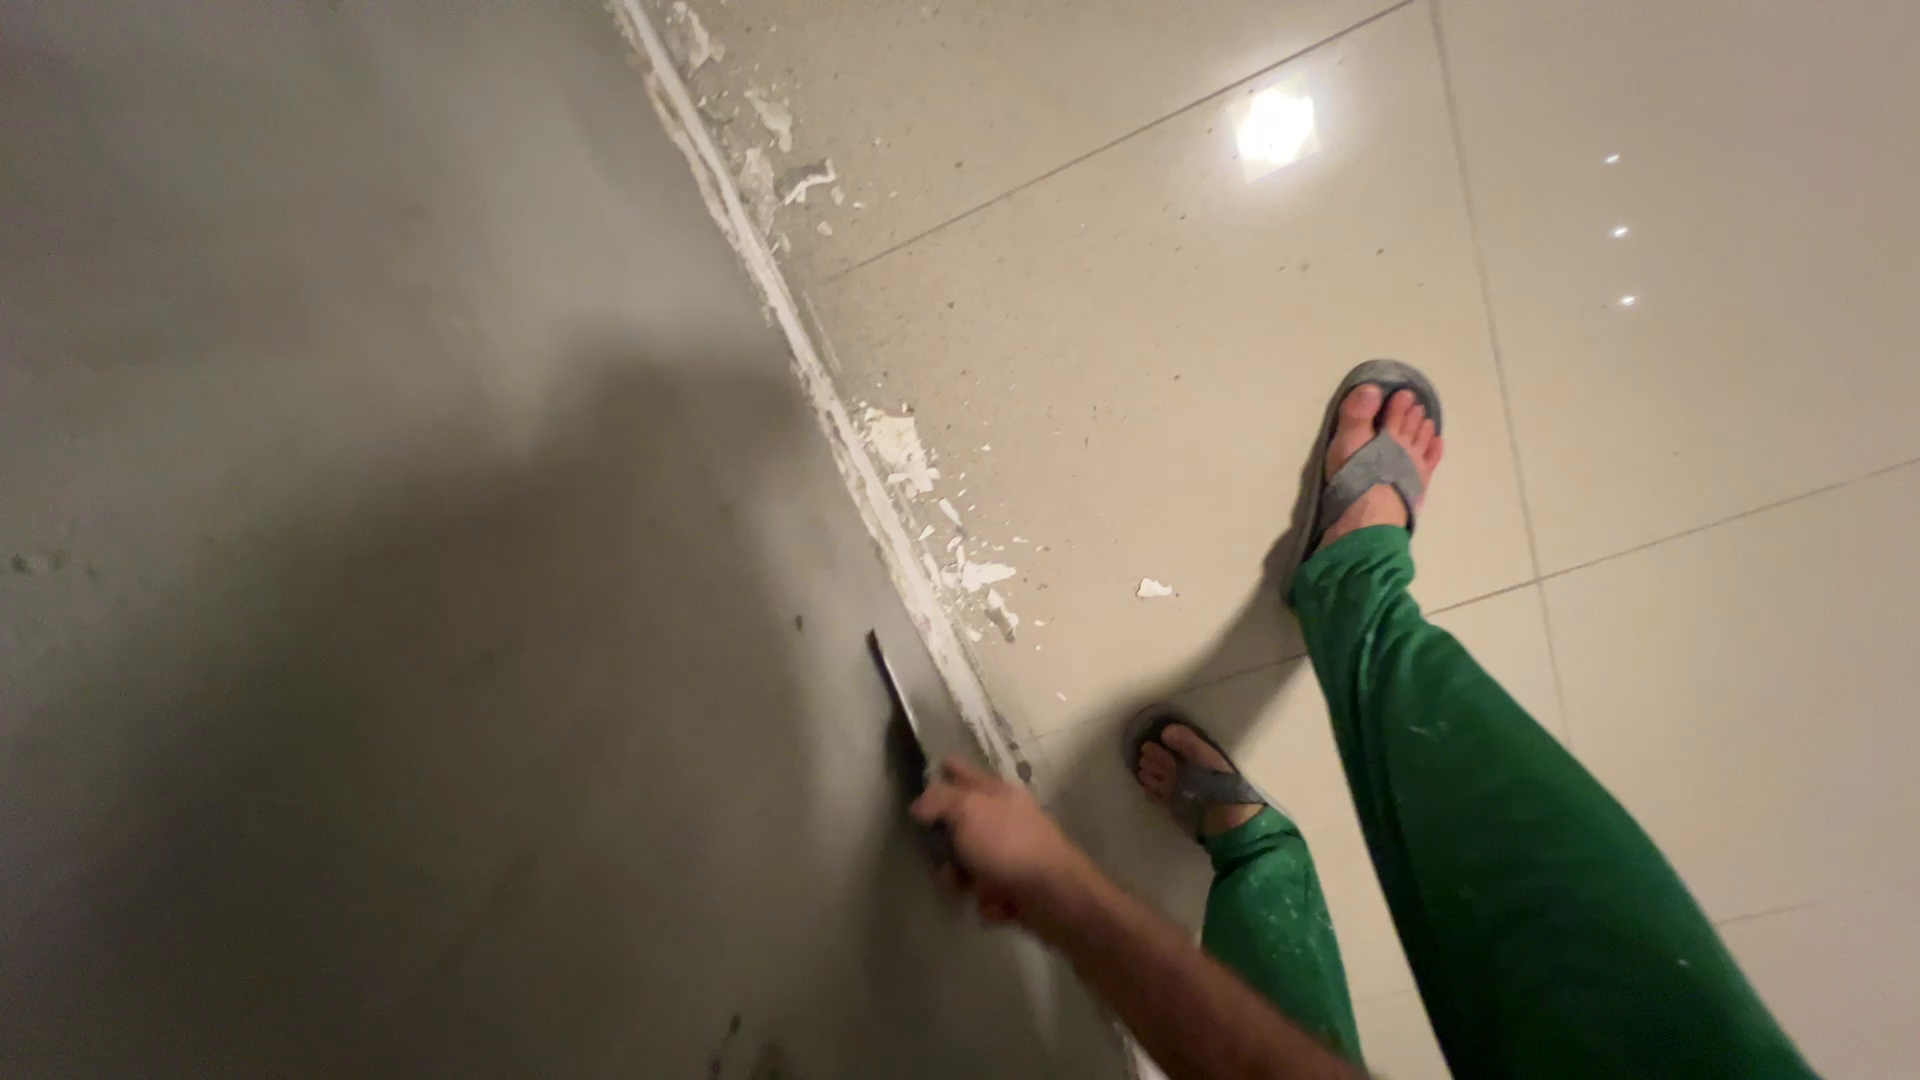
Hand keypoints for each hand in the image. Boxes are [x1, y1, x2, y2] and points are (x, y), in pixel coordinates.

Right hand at [910, 755, 1103, 935]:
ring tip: (966, 888)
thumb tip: (919, 802)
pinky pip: (989, 891)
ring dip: (963, 879)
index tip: (925, 776)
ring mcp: (1013, 852)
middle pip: (962, 822)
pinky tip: (997, 904)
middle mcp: (1005, 817)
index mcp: (995, 791)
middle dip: (946, 844)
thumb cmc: (1008, 845)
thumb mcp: (968, 811)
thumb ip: (940, 800)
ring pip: (971, 862)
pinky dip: (989, 900)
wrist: (1054, 895)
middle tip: (938, 855)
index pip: (962, 770)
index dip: (942, 770)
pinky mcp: (1019, 885)